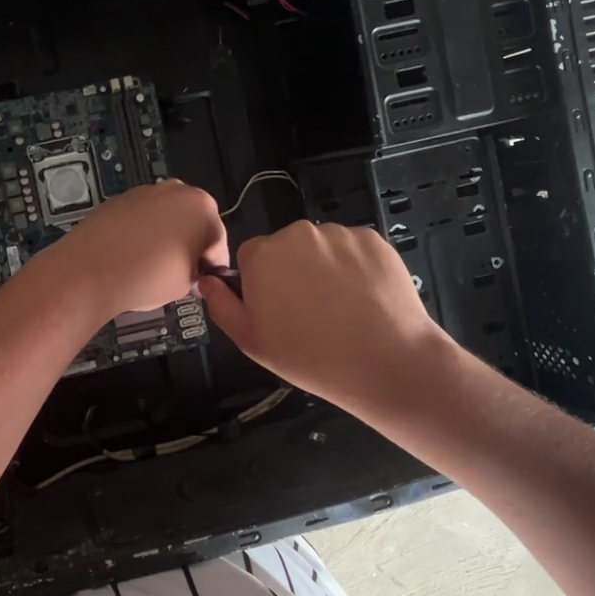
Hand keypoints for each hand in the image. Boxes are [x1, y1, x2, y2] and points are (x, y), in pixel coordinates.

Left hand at [35, 181, 228, 318]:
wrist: (90, 269)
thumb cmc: (149, 277)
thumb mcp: (186, 283)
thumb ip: (196, 271)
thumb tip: (189, 269)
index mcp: (202, 207)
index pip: (218, 242)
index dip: (212, 267)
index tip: (203, 282)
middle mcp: (177, 190)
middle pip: (193, 221)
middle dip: (190, 244)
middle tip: (179, 272)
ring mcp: (146, 191)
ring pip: (166, 216)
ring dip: (166, 234)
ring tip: (152, 263)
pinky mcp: (119, 198)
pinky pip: (141, 217)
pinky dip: (142, 231)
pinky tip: (131, 253)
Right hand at [197, 221, 456, 411]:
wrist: (387, 362)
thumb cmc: (310, 356)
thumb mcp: (251, 341)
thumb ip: (221, 305)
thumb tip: (208, 280)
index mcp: (262, 255)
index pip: (250, 258)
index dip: (261, 284)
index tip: (277, 310)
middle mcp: (298, 233)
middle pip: (286, 248)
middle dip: (292, 271)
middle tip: (308, 312)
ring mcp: (339, 234)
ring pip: (321, 247)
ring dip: (324, 268)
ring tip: (340, 308)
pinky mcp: (374, 239)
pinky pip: (354, 248)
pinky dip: (355, 267)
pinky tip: (363, 299)